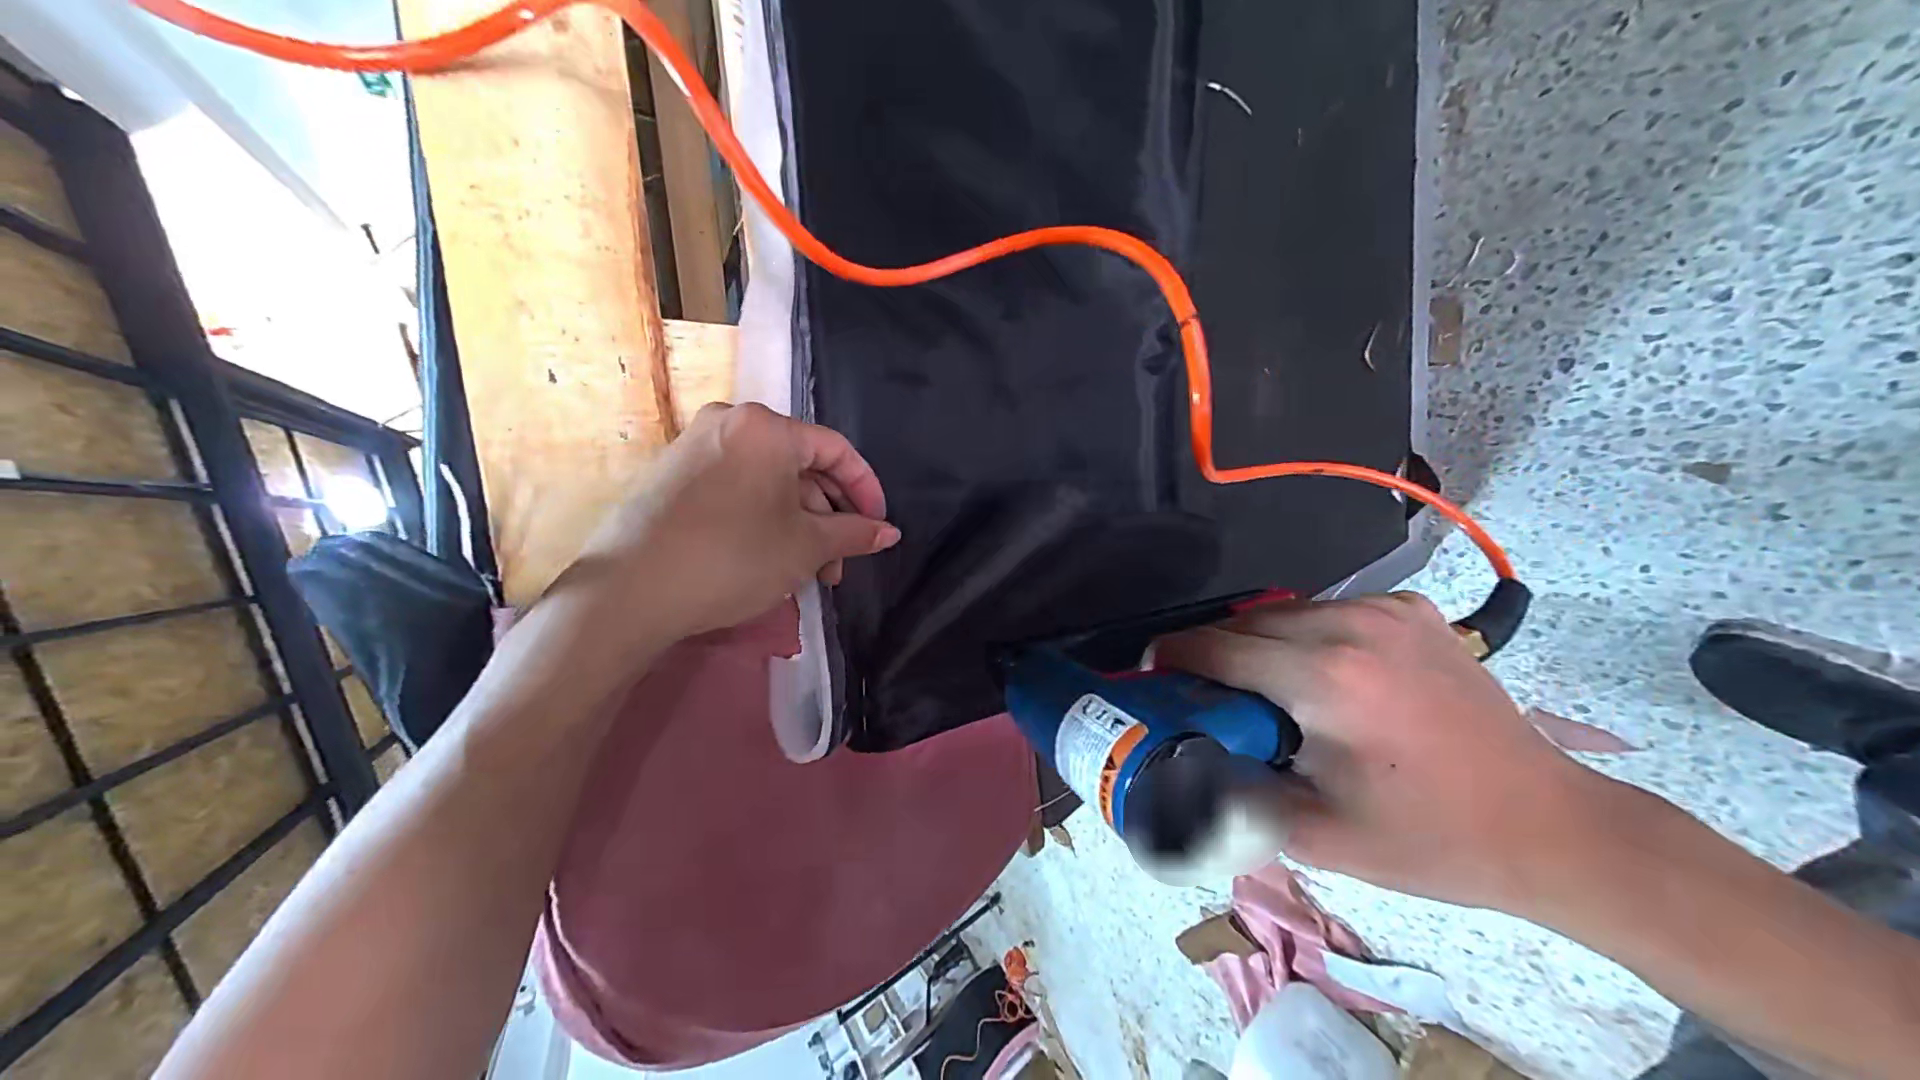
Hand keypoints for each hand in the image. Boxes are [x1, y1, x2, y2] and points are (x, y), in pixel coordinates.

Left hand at [552, 402, 899, 642]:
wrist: (631, 591)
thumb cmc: (733, 558)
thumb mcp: (805, 547)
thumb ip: (854, 533)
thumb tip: (888, 532)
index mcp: (766, 427)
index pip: (836, 450)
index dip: (866, 490)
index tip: (878, 526)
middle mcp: (730, 422)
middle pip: (800, 465)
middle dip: (828, 516)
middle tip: (840, 561)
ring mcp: (696, 446)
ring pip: (769, 480)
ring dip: (798, 523)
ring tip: (809, 571)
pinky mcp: (673, 475)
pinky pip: (738, 487)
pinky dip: (764, 518)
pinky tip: (771, 557)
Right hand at [1154, 593, 1618, 910]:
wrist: (1550, 826)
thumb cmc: (1430, 839)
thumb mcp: (1316, 834)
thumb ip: (1231, 797)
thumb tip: (1173, 766)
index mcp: (1326, 678)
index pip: (1216, 647)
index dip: (1172, 657)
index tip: (1150, 673)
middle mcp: (1352, 625)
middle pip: (1244, 624)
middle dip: (1211, 653)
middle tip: (1201, 694)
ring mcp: (1386, 610)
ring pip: (1282, 612)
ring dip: (1254, 643)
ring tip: (1253, 687)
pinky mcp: (1410, 610)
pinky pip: (1326, 610)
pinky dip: (1301, 635)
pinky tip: (1312, 673)